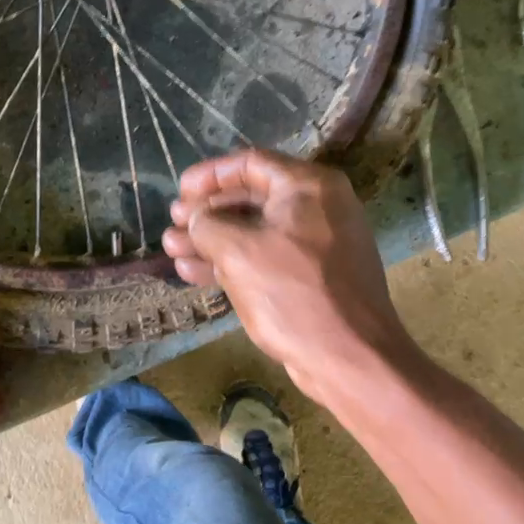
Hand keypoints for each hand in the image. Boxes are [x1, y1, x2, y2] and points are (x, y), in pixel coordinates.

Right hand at [161, 149, 412, 396]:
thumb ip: (208, 224)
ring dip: (212, 240)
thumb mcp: (238, 251)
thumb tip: (196, 218)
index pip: (250, 163)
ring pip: (254, 231)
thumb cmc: (294, 292)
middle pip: (251, 198)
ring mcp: (318, 244)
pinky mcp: (313, 278)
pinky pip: (266, 257)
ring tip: (172, 251)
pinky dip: (232, 262)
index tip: (180, 192)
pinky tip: (193, 273)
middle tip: (173, 224)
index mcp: (308, 186)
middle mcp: (318, 206)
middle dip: (207, 213)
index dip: (209, 175)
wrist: (351, 360)